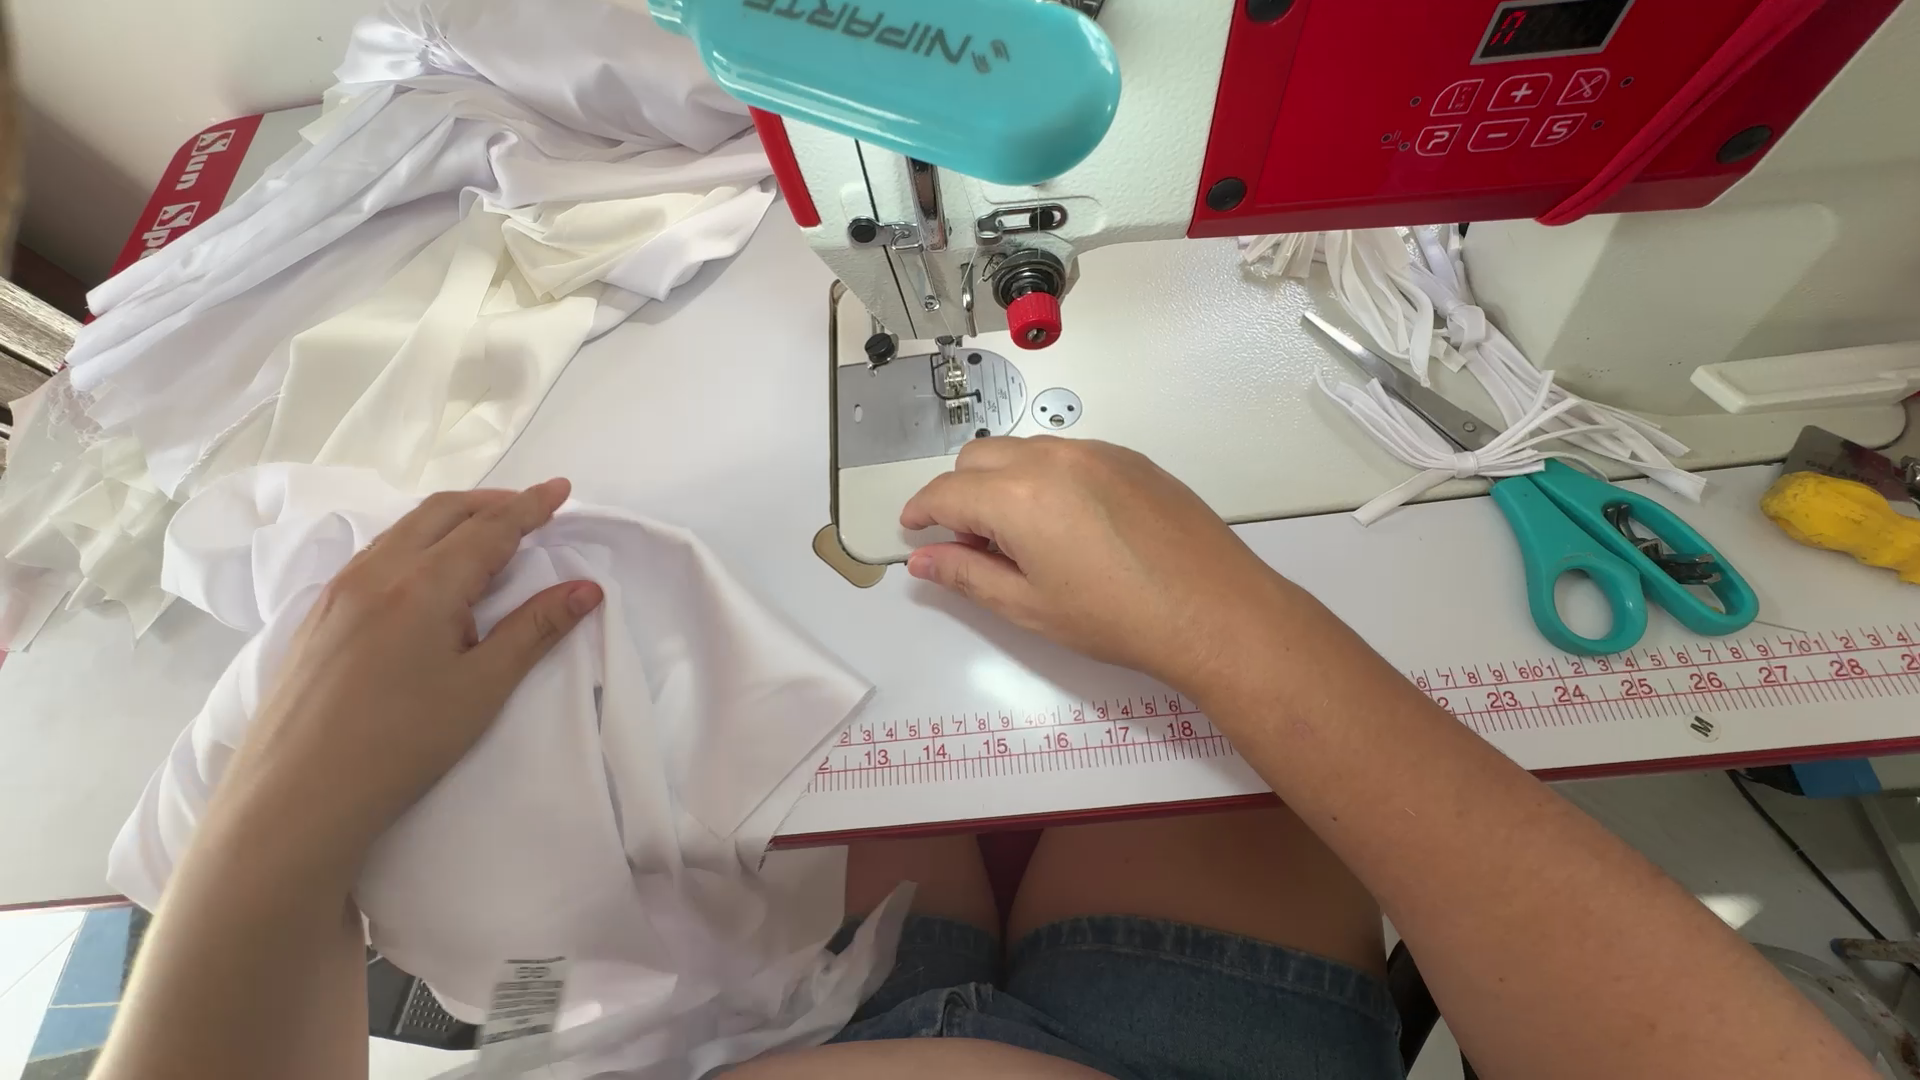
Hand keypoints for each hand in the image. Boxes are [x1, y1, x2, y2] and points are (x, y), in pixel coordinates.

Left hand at [211, 479, 602, 867]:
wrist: (294, 801)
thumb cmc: (403, 742)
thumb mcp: (484, 686)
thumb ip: (536, 628)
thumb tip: (588, 588)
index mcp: (422, 586)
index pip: (489, 529)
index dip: (531, 506)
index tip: (562, 487)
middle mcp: (375, 573)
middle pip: (441, 512)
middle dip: (493, 501)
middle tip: (534, 506)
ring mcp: (338, 592)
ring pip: (405, 529)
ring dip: (455, 517)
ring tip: (491, 530)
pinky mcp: (319, 616)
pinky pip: (379, 552)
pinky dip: (422, 539)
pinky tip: (433, 568)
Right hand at [901, 437, 1291, 690]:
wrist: (1215, 611)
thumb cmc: (1116, 619)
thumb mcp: (1029, 607)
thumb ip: (966, 576)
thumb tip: (923, 561)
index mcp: (1018, 495)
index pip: (947, 492)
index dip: (921, 512)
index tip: (913, 531)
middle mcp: (1052, 457)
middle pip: (978, 457)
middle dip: (960, 493)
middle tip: (971, 543)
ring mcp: (1096, 451)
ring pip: (1024, 450)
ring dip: (1003, 481)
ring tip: (1023, 536)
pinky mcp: (1130, 457)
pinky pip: (1067, 454)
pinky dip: (1046, 477)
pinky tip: (1070, 523)